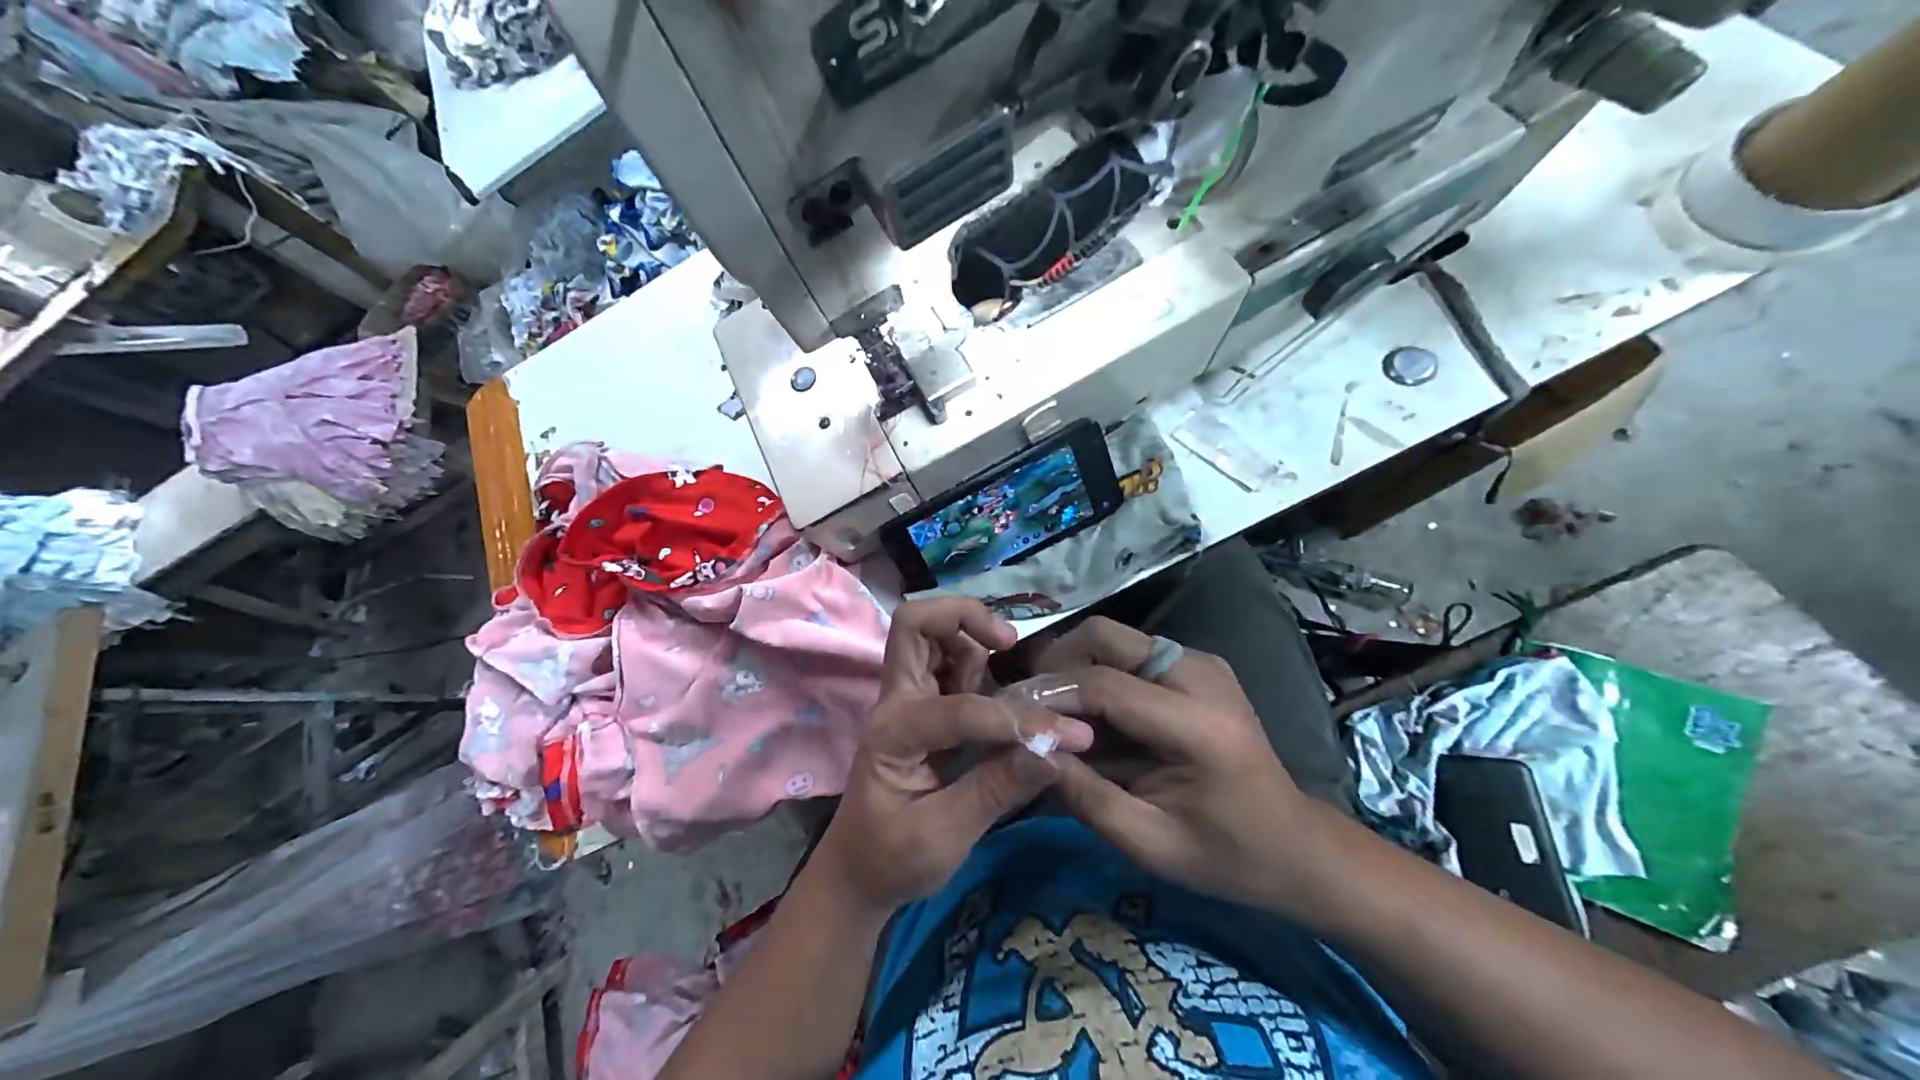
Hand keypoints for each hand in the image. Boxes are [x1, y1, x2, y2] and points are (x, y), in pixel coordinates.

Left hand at [809, 599, 1094, 914]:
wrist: (857, 875)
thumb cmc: (892, 860)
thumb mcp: (945, 836)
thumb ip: (996, 790)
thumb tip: (1054, 753)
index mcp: (893, 734)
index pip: (958, 710)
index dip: (1015, 721)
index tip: (1067, 738)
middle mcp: (896, 703)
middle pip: (914, 626)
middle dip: (963, 617)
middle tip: (1008, 641)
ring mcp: (908, 702)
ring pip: (931, 637)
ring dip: (970, 637)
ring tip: (1007, 666)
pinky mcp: (923, 710)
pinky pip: (947, 663)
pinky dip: (975, 660)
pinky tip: (999, 688)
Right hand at [1031, 617, 1335, 912]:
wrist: (1296, 844)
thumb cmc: (1225, 855)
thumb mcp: (1149, 843)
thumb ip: (1085, 796)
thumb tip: (1029, 747)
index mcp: (1198, 725)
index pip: (1105, 684)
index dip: (1049, 694)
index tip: (1008, 712)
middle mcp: (1202, 675)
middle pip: (1105, 636)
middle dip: (1057, 664)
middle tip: (1031, 706)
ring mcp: (1202, 662)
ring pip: (1114, 638)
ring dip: (1076, 667)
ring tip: (1055, 713)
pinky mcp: (1198, 664)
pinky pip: (1131, 652)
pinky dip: (1099, 673)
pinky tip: (1091, 715)